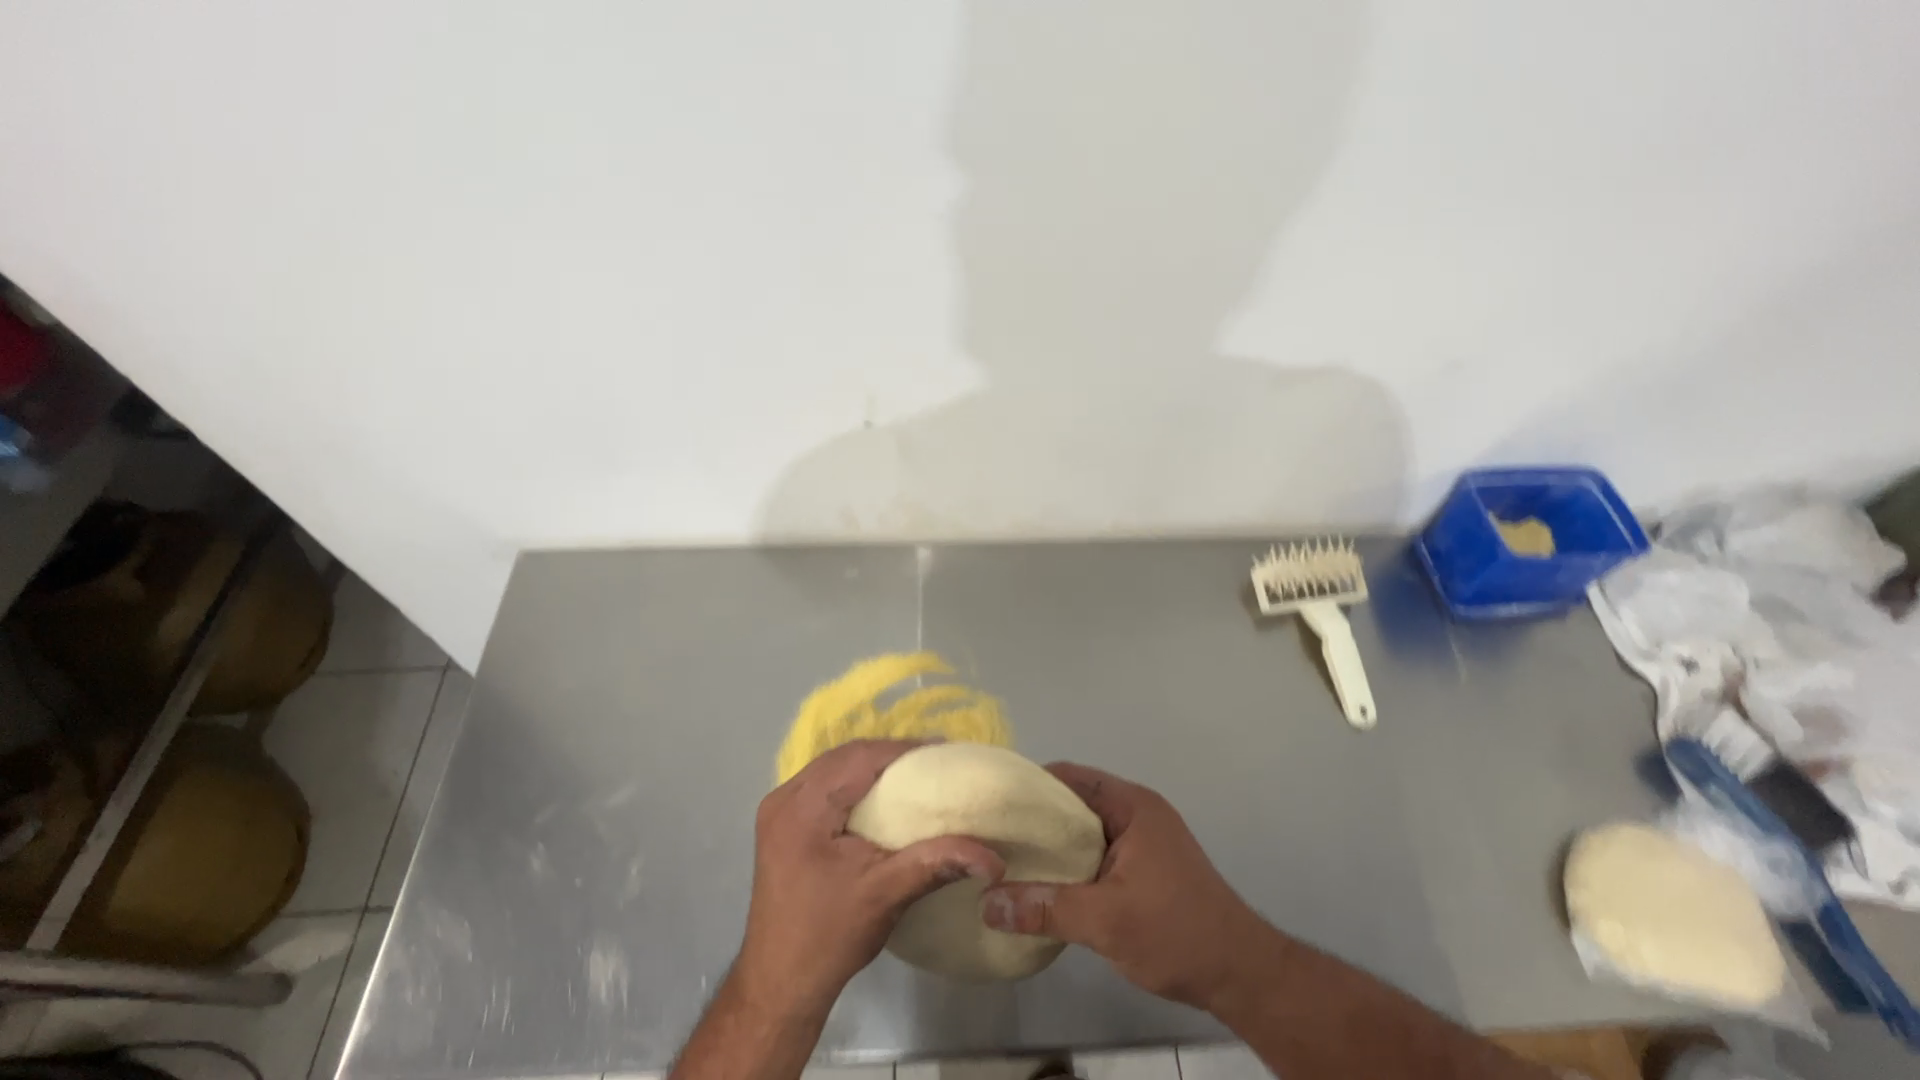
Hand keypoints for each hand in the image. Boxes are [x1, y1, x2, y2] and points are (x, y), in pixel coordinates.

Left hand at [736, 739, 1004, 1010]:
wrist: (780, 982)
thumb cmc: (830, 935)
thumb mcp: (887, 894)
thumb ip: (936, 863)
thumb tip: (993, 858)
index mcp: (802, 807)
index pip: (858, 758)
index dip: (902, 750)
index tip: (945, 751)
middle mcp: (783, 798)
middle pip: (842, 758)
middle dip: (888, 755)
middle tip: (935, 761)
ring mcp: (777, 811)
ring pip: (831, 769)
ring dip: (871, 767)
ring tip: (915, 774)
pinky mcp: (781, 826)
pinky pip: (822, 786)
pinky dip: (853, 783)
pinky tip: (881, 796)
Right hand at [978, 763, 1273, 1009]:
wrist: (1240, 974)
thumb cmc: (1177, 933)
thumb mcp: (1104, 921)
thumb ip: (1044, 908)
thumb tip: (986, 903)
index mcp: (1132, 806)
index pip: (1068, 777)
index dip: (1026, 787)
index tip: (989, 805)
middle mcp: (1137, 814)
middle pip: (1072, 802)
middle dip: (1032, 819)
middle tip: (988, 837)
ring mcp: (1143, 841)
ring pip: (1082, 832)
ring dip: (1050, 846)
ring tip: (1004, 862)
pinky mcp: (1144, 868)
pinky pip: (1094, 854)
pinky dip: (1069, 865)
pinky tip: (1040, 887)